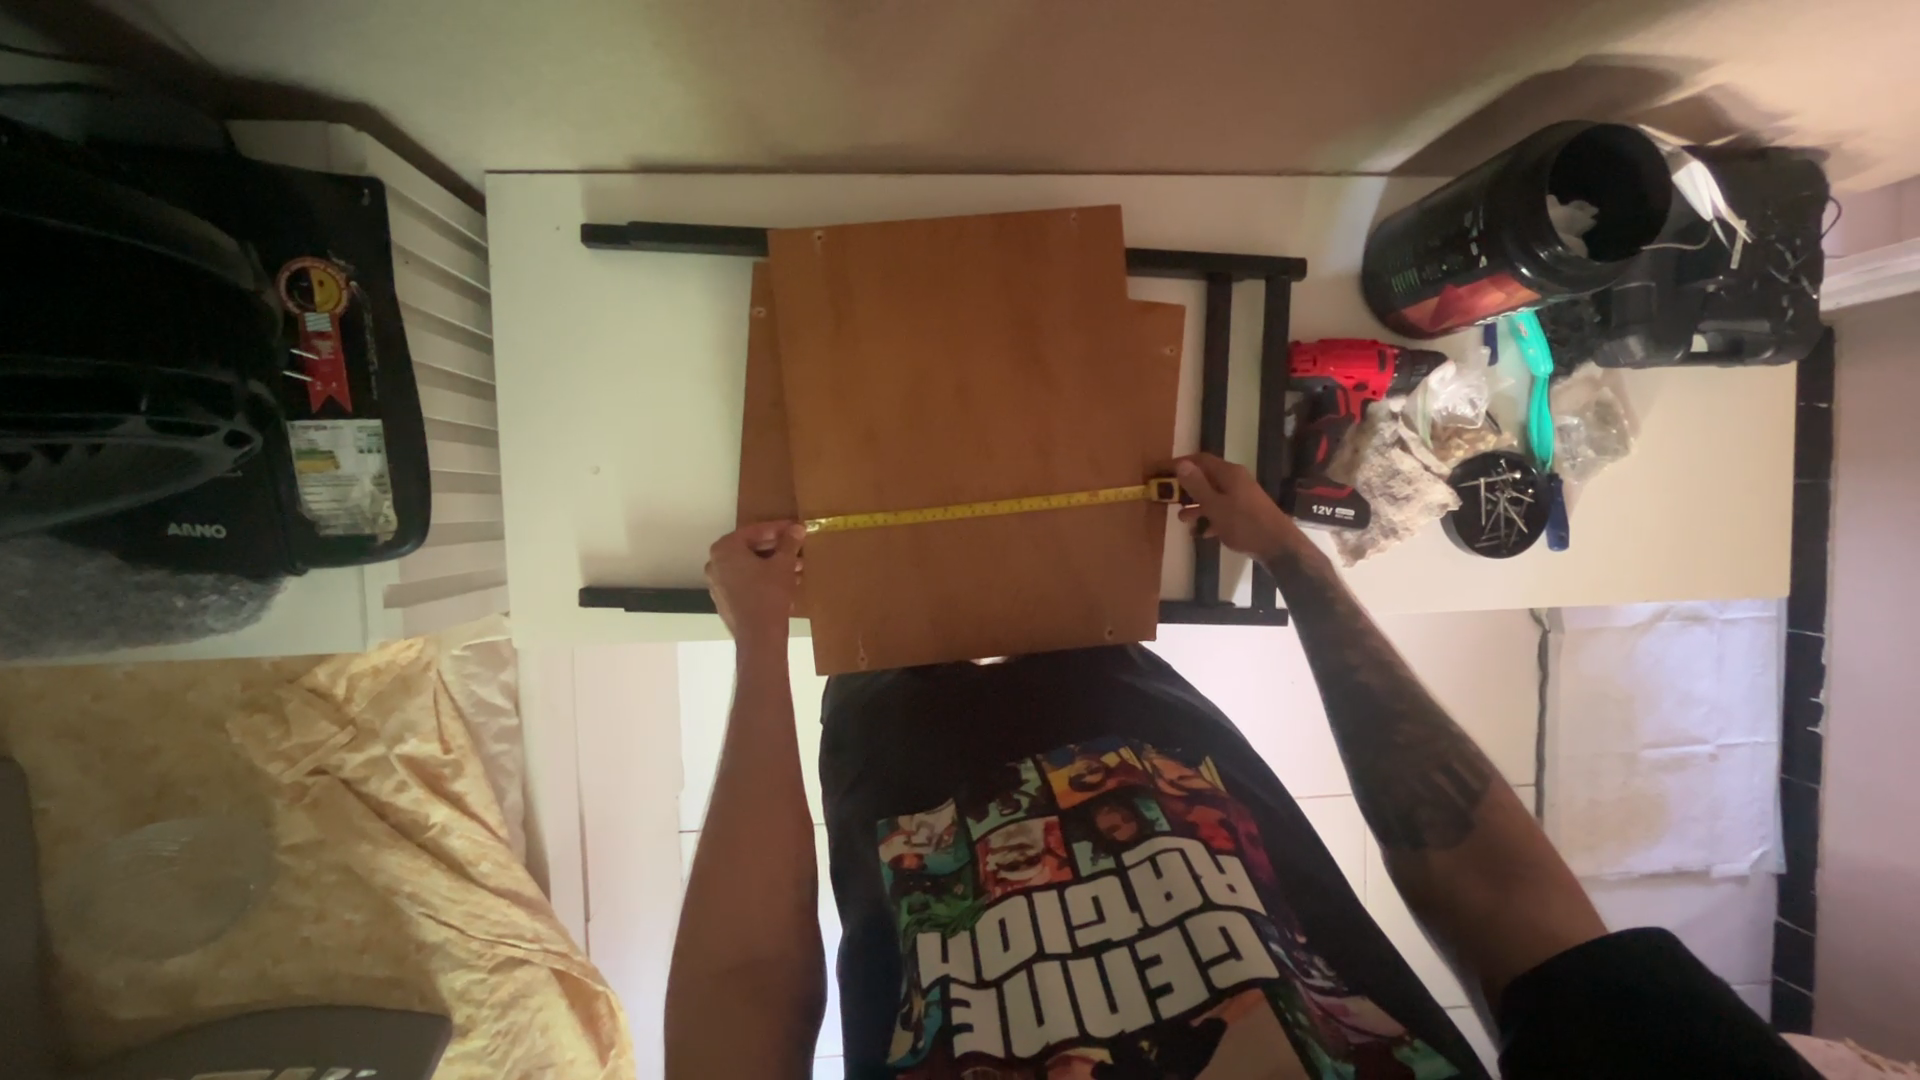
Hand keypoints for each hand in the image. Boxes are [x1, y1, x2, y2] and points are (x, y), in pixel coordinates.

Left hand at [706, 522, 803, 648]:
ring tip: (797, 567)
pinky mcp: (725, 601)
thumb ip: (789, 543)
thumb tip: (796, 528)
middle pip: (749, 549)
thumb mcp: (784, 564)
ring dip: (772, 564)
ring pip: (749, 567)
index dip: (778, 528)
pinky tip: (785, 583)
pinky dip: (763, 579)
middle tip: (797, 547)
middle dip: (776, 548)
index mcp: (725, 549)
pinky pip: (745, 582)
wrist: (758, 636)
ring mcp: (717, 584)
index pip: (754, 531)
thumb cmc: (769, 593)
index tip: (795, 528)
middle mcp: (715, 564)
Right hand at [1174, 453, 1314, 563]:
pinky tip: (1201, 533)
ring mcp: (1240, 496)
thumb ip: (1197, 485)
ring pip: (1211, 496)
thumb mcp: (1215, 505)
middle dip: (1184, 488)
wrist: (1278, 546)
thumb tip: (1181, 464)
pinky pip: (1221, 510)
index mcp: (1228, 473)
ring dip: (1195, 506)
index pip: (1198, 460)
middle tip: (1166, 497)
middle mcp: (1234, 480)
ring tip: (1183, 520)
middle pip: (1204, 478)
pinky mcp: (1244, 512)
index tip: (1157, 472)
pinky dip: (1209, 518)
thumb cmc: (1244, 524)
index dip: (1177, 464)